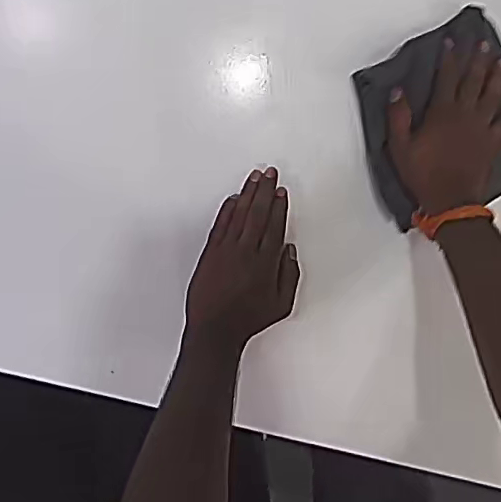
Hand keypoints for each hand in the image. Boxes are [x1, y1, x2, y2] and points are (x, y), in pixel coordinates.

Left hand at [184, 167, 300, 353]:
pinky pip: (220, 224)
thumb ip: (289, 274)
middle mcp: (246, 252)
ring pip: (239, 214)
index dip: (279, 205)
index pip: (275, 225)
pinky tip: (233, 198)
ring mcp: (226, 250)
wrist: (215, 328)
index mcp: (265, 263)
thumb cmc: (246, 319)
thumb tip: (288, 250)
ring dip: (247, 193)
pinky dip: (227, 209)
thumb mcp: (281, 304)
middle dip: (265, 190)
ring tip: (254, 177)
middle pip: (258, 213)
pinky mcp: (210, 251)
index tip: (281, 191)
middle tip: (270, 173)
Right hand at [387, 39, 500, 214]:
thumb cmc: (423, 174)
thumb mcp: (400, 146)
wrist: (451, 200)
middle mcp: (465, 116)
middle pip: (473, 81)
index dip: (449, 58)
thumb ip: (398, 117)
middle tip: (482, 44)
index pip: (446, 78)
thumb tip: (398, 92)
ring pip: (492, 96)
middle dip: (477, 60)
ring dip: (497, 77)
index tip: (451, 43)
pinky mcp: (493, 143)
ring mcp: (482, 128)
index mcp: (442, 113)